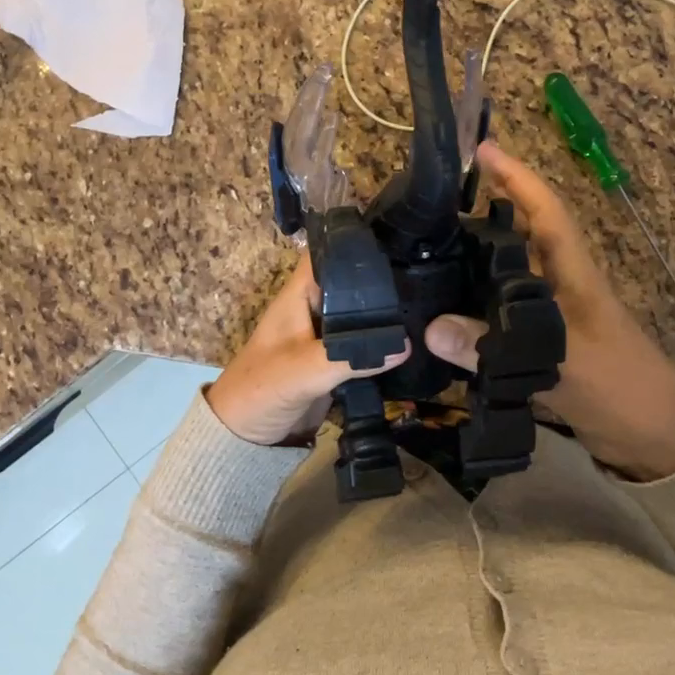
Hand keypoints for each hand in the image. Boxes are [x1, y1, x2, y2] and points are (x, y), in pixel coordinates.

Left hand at [207, 257, 411, 445]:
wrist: (245, 436)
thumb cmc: (260, 390)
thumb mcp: (301, 370)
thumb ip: (347, 356)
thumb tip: (402, 346)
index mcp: (298, 296)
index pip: (326, 255)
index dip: (354, 243)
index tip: (396, 238)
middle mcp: (313, 310)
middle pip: (351, 286)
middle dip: (383, 283)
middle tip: (426, 277)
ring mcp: (324, 338)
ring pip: (360, 318)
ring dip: (386, 318)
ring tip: (429, 310)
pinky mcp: (334, 365)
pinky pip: (362, 348)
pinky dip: (381, 348)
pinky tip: (414, 347)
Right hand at [423, 141, 674, 480]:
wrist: (653, 438)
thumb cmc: (621, 387)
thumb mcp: (563, 365)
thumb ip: (498, 347)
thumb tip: (431, 328)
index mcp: (573, 273)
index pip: (545, 211)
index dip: (516, 176)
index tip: (481, 148)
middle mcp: (557, 284)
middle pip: (517, 234)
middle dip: (480, 211)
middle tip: (427, 205)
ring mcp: (549, 313)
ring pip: (504, 273)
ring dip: (471, 258)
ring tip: (422, 252)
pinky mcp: (540, 343)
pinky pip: (498, 311)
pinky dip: (472, 305)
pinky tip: (441, 313)